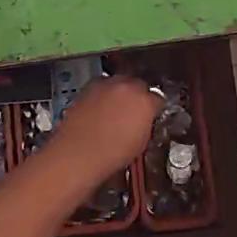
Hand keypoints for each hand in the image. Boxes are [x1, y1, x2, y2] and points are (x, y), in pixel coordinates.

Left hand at [45, 75, 162, 178]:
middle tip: (133, 110)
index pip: (157, 99)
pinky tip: (99, 109)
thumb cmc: (112, 153)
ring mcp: (106, 85)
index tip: (151, 114)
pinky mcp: (87, 88)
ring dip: (119, 92)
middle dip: (137, 95)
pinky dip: (102, 95)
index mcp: (145, 101)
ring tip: (115, 109)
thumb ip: (146, 124)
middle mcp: (127, 87)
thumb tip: (143, 121)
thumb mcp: (141, 142)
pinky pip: (100, 87)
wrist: (79, 152)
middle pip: (138, 84)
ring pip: (118, 82)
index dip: (154, 108)